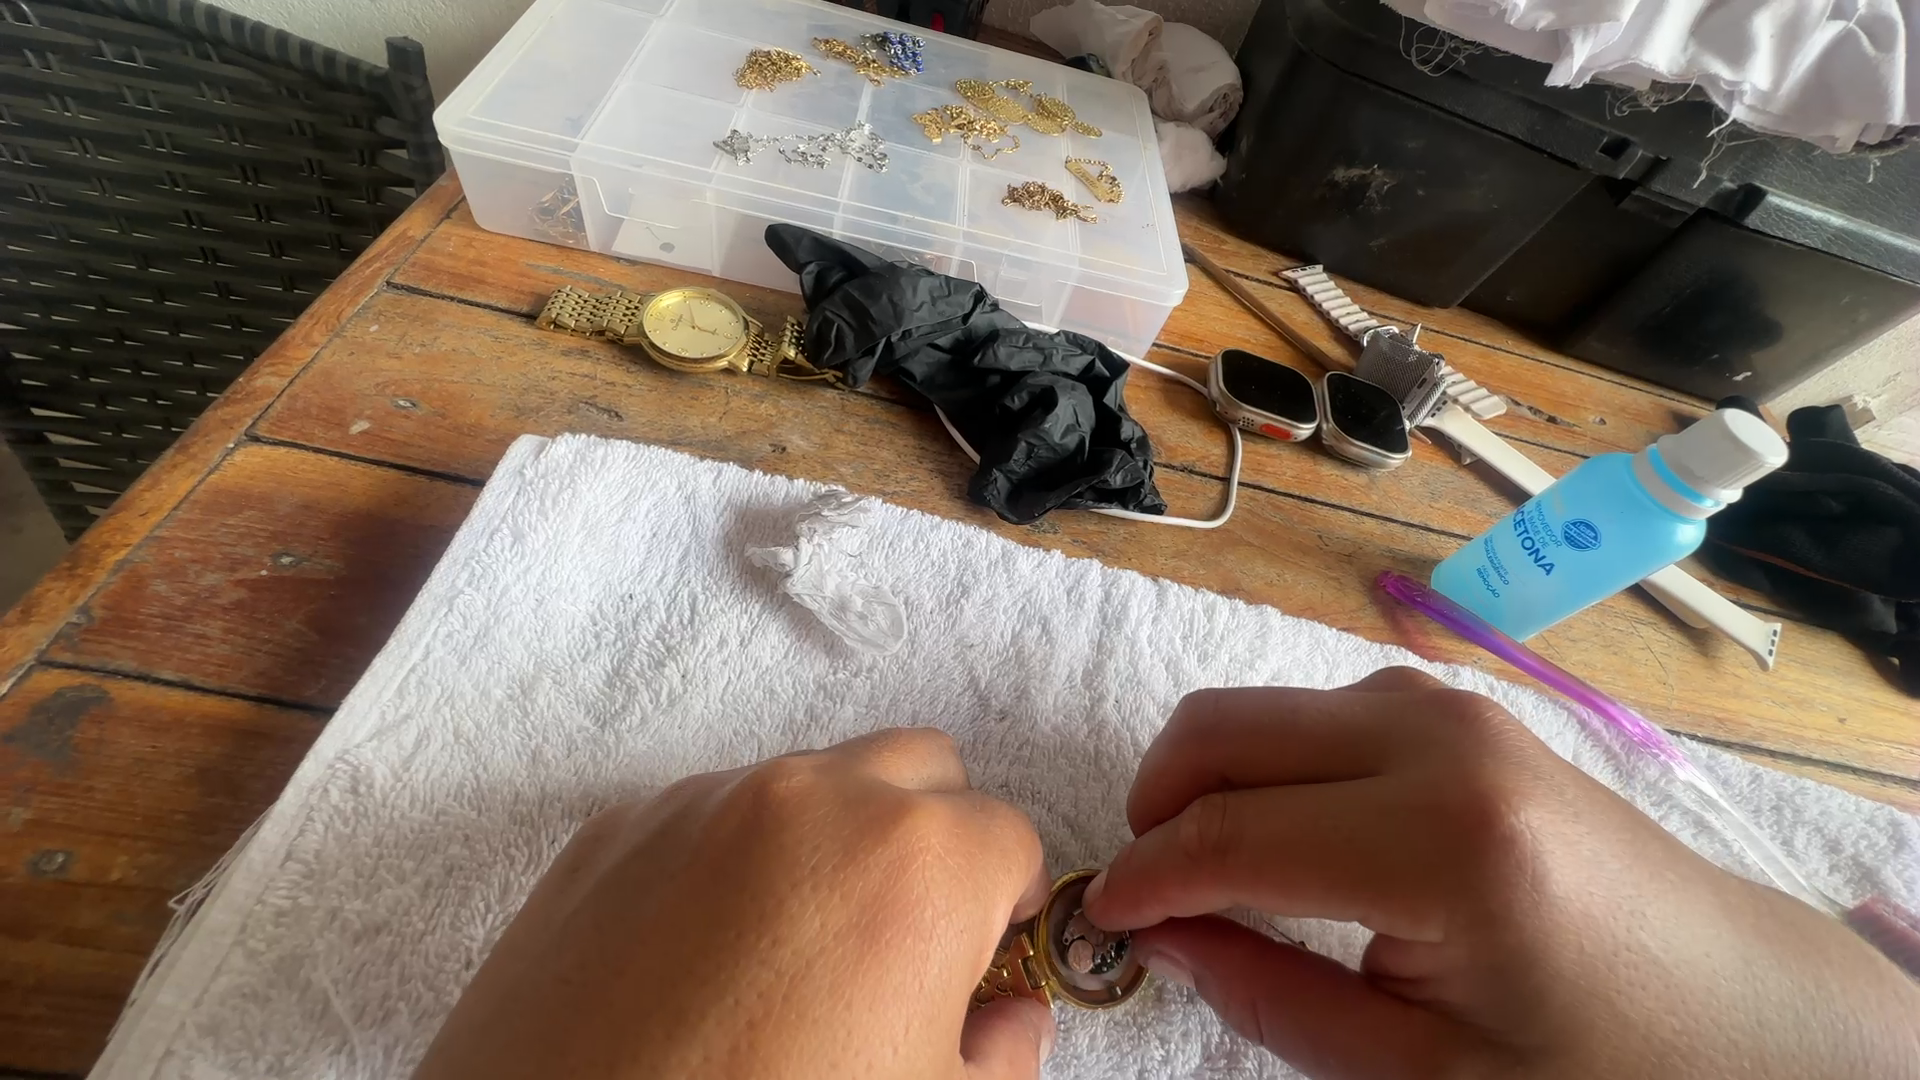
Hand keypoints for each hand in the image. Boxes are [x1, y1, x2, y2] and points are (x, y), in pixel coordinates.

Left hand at [413, 729, 1055, 1079]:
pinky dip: (745, 853)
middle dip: (940, 832)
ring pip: (823, 776)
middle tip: (908, 925)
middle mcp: (815, 797)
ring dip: (840, 835)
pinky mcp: (621, 825)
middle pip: (925, 765)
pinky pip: (722, 806)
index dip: (1011, 901)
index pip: (1010, 834)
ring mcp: (708, 799)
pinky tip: (707, 951)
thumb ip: (1008, 1051)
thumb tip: (1008, 1009)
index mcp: (914, 860)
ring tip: (795, 943)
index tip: (986, 949)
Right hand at [1082, 668, 1919, 1078]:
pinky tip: (1280, 829)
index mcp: (1445, 842)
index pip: (1235, 836)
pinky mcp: (1434, 702)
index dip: (1147, 875)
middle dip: (1154, 801)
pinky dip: (1253, 763)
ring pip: (1249, 711)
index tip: (1102, 914)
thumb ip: (1266, 995)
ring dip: (1200, 779)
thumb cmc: (1601, 1067)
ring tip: (1210, 864)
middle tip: (1147, 881)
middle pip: (1221, 730)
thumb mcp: (1425, 1079)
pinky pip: (1296, 712)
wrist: (1754, 1008)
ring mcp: (1434, 704)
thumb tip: (1155, 933)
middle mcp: (1431, 738)